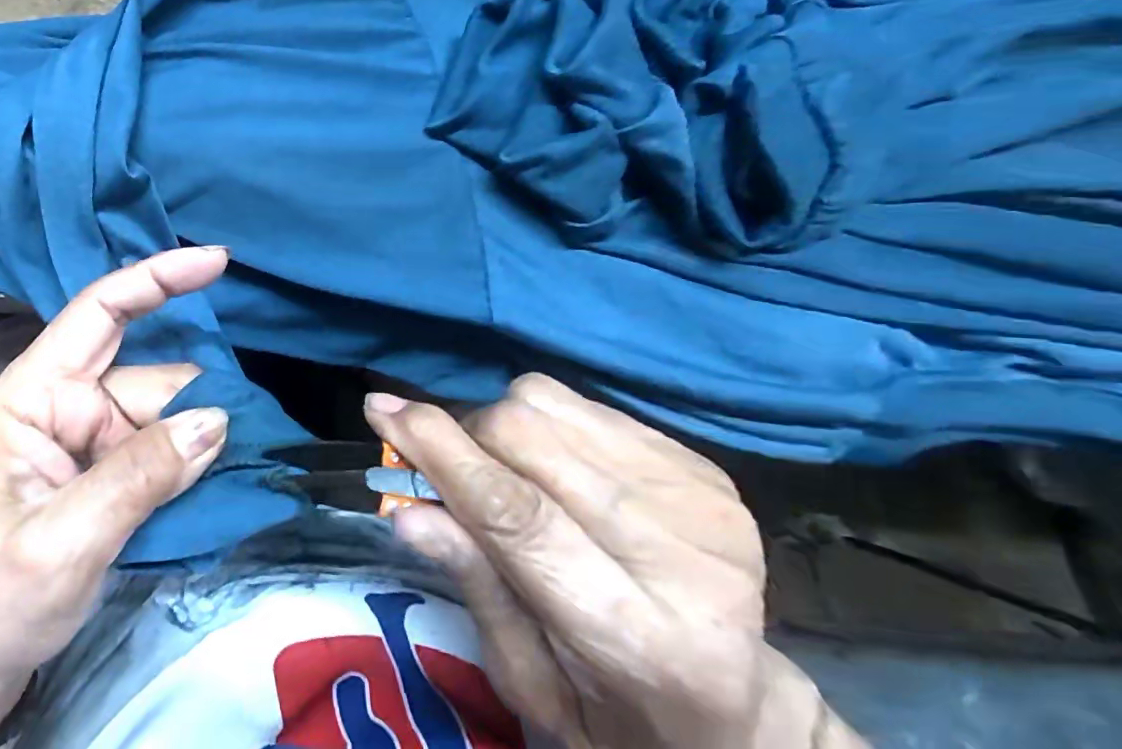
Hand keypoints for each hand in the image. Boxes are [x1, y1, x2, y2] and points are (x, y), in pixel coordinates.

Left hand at [0, 247, 232, 744]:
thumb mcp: (61, 544)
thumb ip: (137, 478)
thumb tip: (217, 418)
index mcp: (32, 396)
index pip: (98, 314)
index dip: (156, 279)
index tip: (217, 261)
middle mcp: (68, 401)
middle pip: (153, 372)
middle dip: (195, 400)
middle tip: (234, 442)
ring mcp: (98, 433)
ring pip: (174, 410)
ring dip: (203, 438)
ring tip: (218, 480)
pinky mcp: (121, 462)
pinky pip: (175, 442)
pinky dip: (199, 455)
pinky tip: (216, 477)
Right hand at [365, 375, 862, 748]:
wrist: (740, 712)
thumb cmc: (613, 717)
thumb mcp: (529, 685)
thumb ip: (476, 587)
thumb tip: (406, 512)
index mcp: (637, 638)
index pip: (517, 515)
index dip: (442, 453)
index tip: (381, 409)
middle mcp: (682, 555)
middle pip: (530, 438)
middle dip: (466, 436)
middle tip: (447, 466)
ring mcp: (702, 500)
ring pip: (552, 404)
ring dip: (503, 425)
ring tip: (508, 473)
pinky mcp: (706, 468)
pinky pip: (586, 405)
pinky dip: (546, 424)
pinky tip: (557, 469)